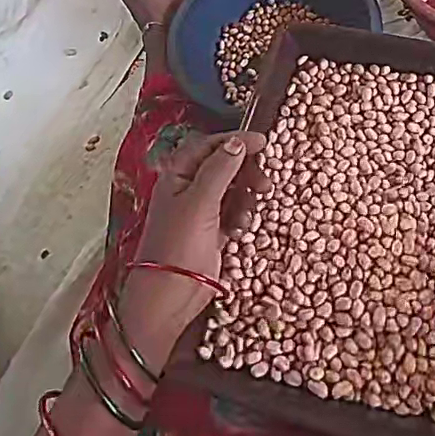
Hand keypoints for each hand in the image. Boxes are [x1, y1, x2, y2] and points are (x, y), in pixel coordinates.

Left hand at [134, 131, 268, 280]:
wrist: (170, 294)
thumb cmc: (179, 244)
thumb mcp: (200, 201)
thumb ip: (220, 169)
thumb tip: (236, 142)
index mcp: (178, 174)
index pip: (208, 145)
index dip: (235, 142)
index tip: (263, 143)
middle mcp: (188, 188)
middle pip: (224, 166)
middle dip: (245, 173)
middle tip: (264, 184)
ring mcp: (201, 210)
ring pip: (232, 190)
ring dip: (245, 198)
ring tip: (246, 216)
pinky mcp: (213, 231)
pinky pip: (234, 213)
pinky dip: (240, 218)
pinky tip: (239, 231)